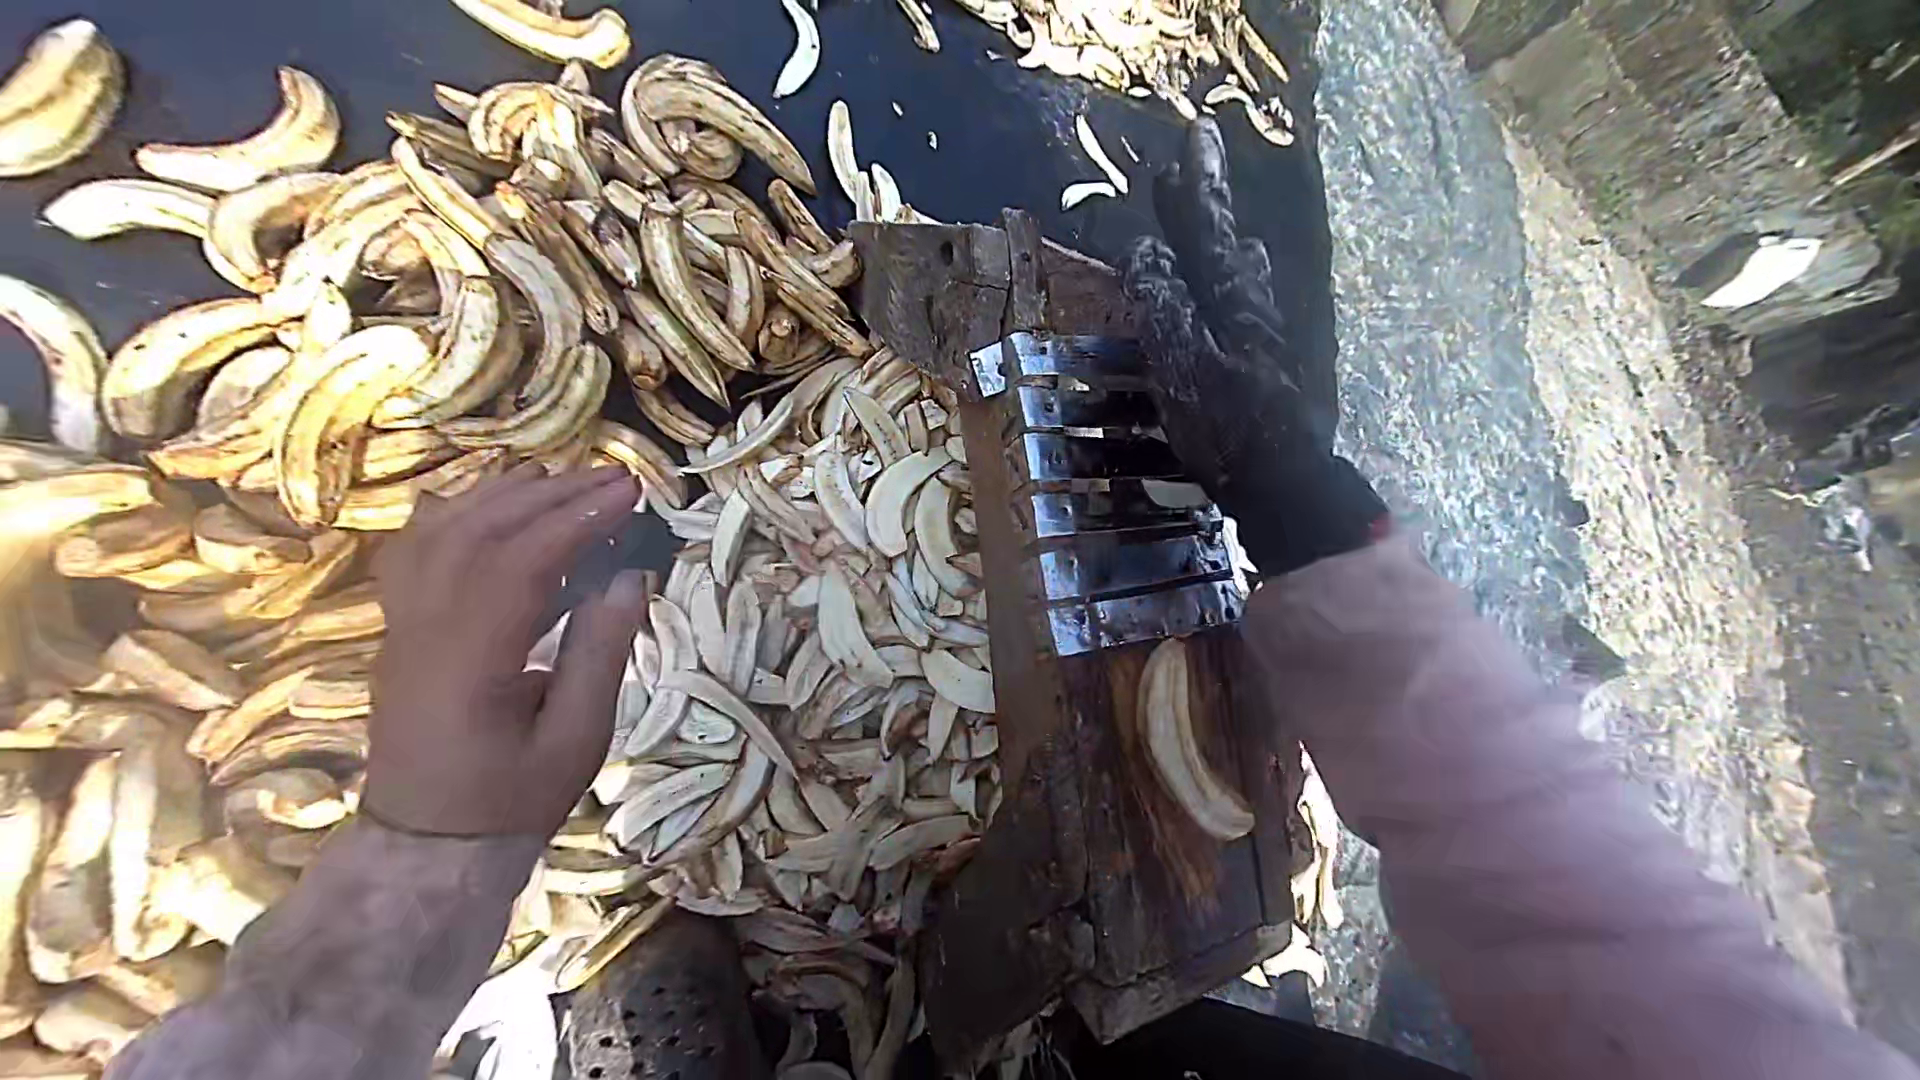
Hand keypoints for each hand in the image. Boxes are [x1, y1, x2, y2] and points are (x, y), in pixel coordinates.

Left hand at [363, 464, 647, 837]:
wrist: (430, 843)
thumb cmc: (514, 796)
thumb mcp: (579, 736)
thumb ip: (602, 652)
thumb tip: (627, 578)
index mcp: (468, 665)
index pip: (518, 565)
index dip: (576, 520)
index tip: (629, 495)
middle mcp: (422, 633)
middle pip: (479, 535)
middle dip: (552, 496)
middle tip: (614, 477)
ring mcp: (401, 628)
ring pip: (442, 535)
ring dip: (506, 494)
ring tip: (564, 475)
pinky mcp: (401, 630)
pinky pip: (418, 553)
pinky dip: (458, 513)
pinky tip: (491, 499)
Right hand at [1122, 119, 1386, 574]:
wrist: (1284, 479)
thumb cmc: (1226, 426)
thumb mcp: (1182, 367)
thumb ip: (1165, 307)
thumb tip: (1146, 252)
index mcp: (1233, 303)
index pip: (1208, 234)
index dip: (1194, 192)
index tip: (1192, 139)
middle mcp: (1257, 308)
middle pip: (1229, 246)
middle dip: (1209, 207)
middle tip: (1197, 165)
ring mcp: (1269, 337)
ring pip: (1249, 277)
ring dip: (1230, 244)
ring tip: (1226, 225)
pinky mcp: (1271, 365)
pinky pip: (1254, 308)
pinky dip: (1243, 285)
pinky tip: (1245, 291)